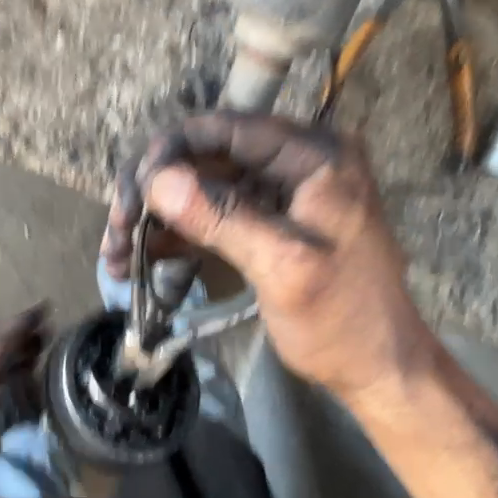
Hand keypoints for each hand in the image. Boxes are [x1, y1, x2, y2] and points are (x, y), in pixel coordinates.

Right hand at [101, 112, 435, 404]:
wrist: (380, 370)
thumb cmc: (343, 319)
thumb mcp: (283, 267)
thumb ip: (222, 218)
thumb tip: (157, 180)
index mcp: (315, 156)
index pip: (229, 127)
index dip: (173, 150)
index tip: (135, 187)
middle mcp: (296, 159)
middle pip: (206, 154)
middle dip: (156, 188)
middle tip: (118, 226)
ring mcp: (278, 189)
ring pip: (199, 182)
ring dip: (156, 214)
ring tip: (117, 253)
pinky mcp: (264, 218)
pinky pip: (209, 211)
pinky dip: (174, 233)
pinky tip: (137, 259)